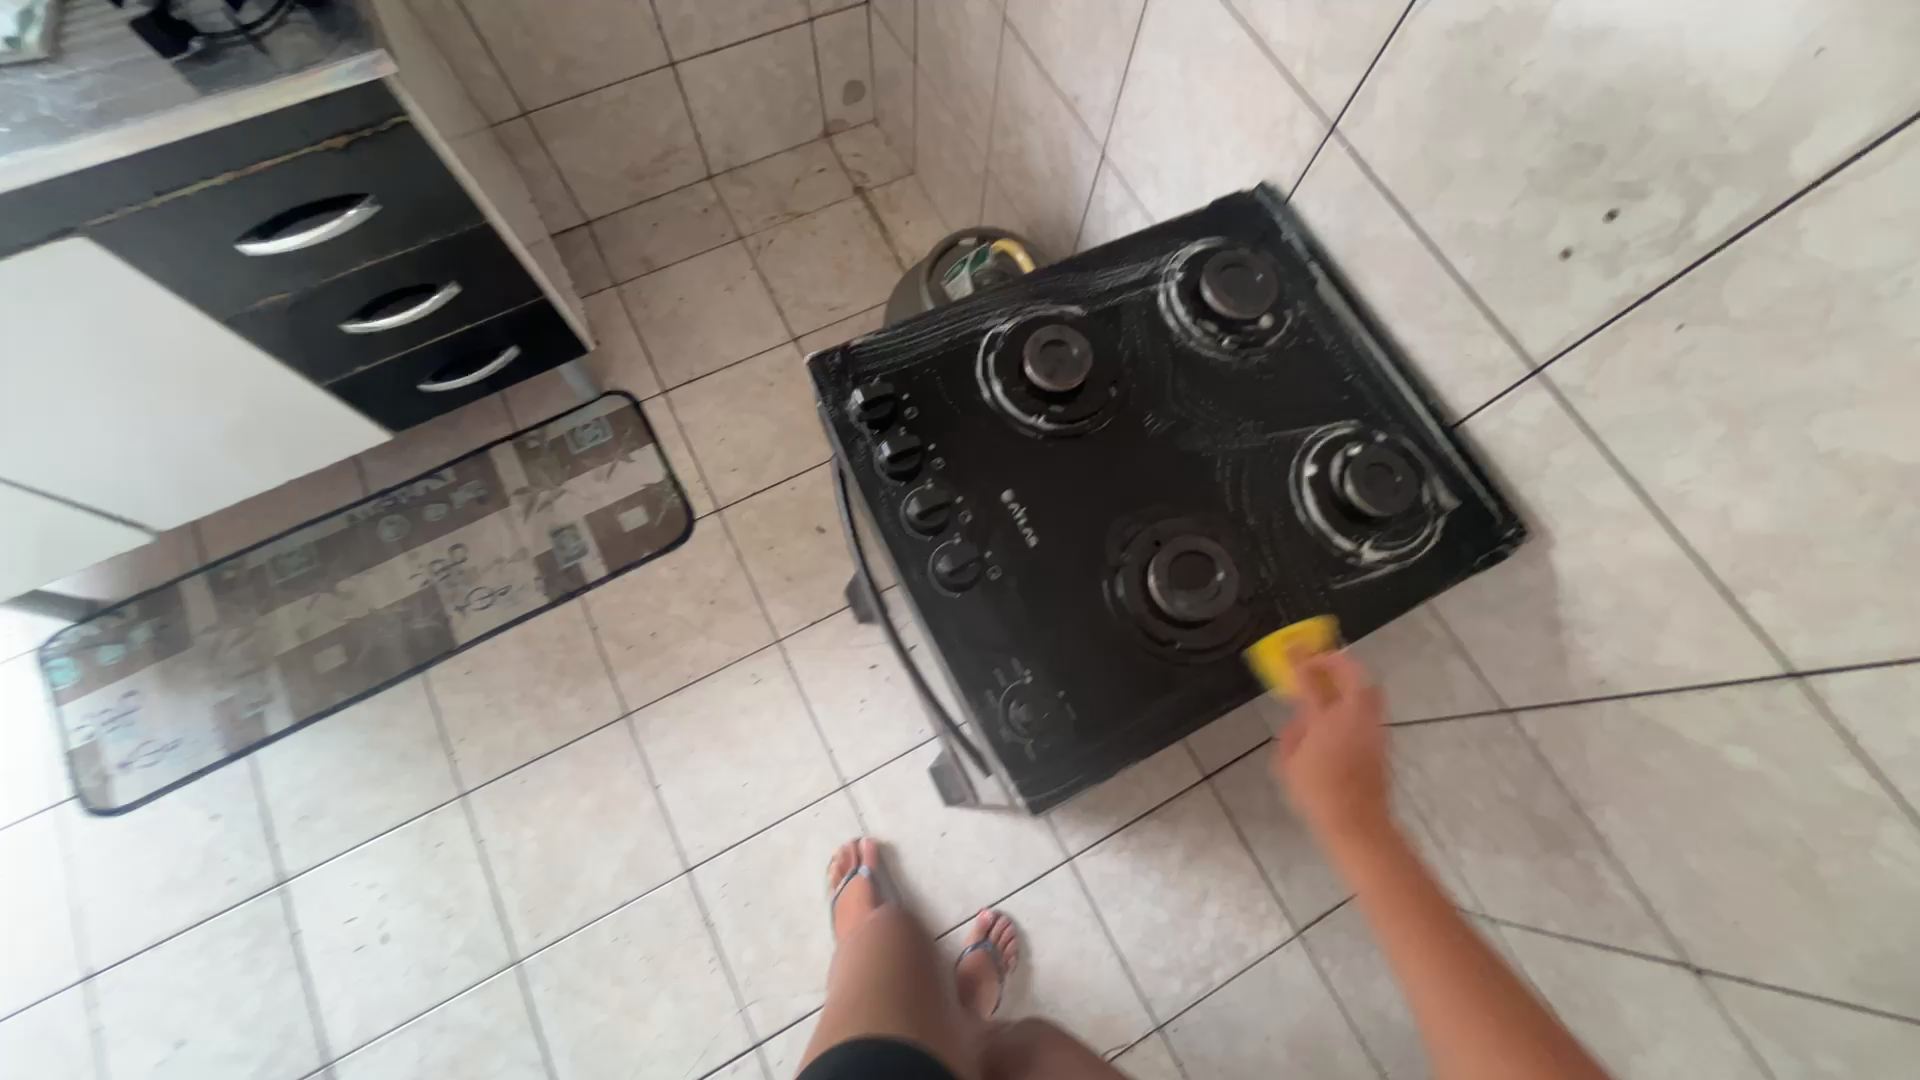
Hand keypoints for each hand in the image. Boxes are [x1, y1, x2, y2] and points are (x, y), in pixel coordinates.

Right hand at [1270, 648, 1393, 846]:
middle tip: (1318, 660)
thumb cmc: (1316, 794)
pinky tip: (1337, 715)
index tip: (1292, 646)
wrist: (1358, 824)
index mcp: (1327, 720)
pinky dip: (1353, 701)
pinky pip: (1368, 709)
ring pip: (1367, 690)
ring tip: (1328, 684)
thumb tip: (1302, 720)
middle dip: (1336, 660)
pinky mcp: (1381, 743)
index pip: (1311, 679)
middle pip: (1354, 674)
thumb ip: (1295, 733)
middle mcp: (1354, 717)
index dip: (1300, 660)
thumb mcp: (1289, 762)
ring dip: (1348, 680)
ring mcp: (1372, 729)